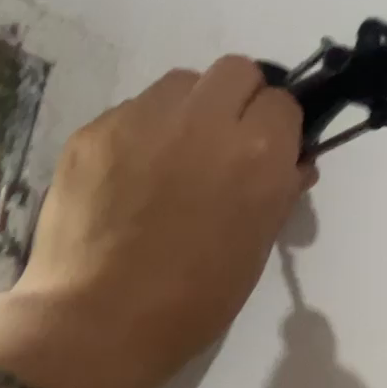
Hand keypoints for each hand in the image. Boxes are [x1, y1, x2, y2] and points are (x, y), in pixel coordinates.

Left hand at [14, 57, 310, 385]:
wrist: (104, 317)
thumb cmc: (199, 296)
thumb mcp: (258, 244)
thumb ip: (279, 191)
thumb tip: (290, 164)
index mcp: (258, 154)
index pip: (284, 103)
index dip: (281, 127)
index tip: (273, 152)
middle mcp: (204, 121)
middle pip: (237, 70)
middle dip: (243, 99)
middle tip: (231, 143)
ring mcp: (143, 119)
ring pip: (182, 82)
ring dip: (193, 108)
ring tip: (179, 157)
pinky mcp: (96, 129)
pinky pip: (134, 111)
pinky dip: (147, 133)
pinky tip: (135, 179)